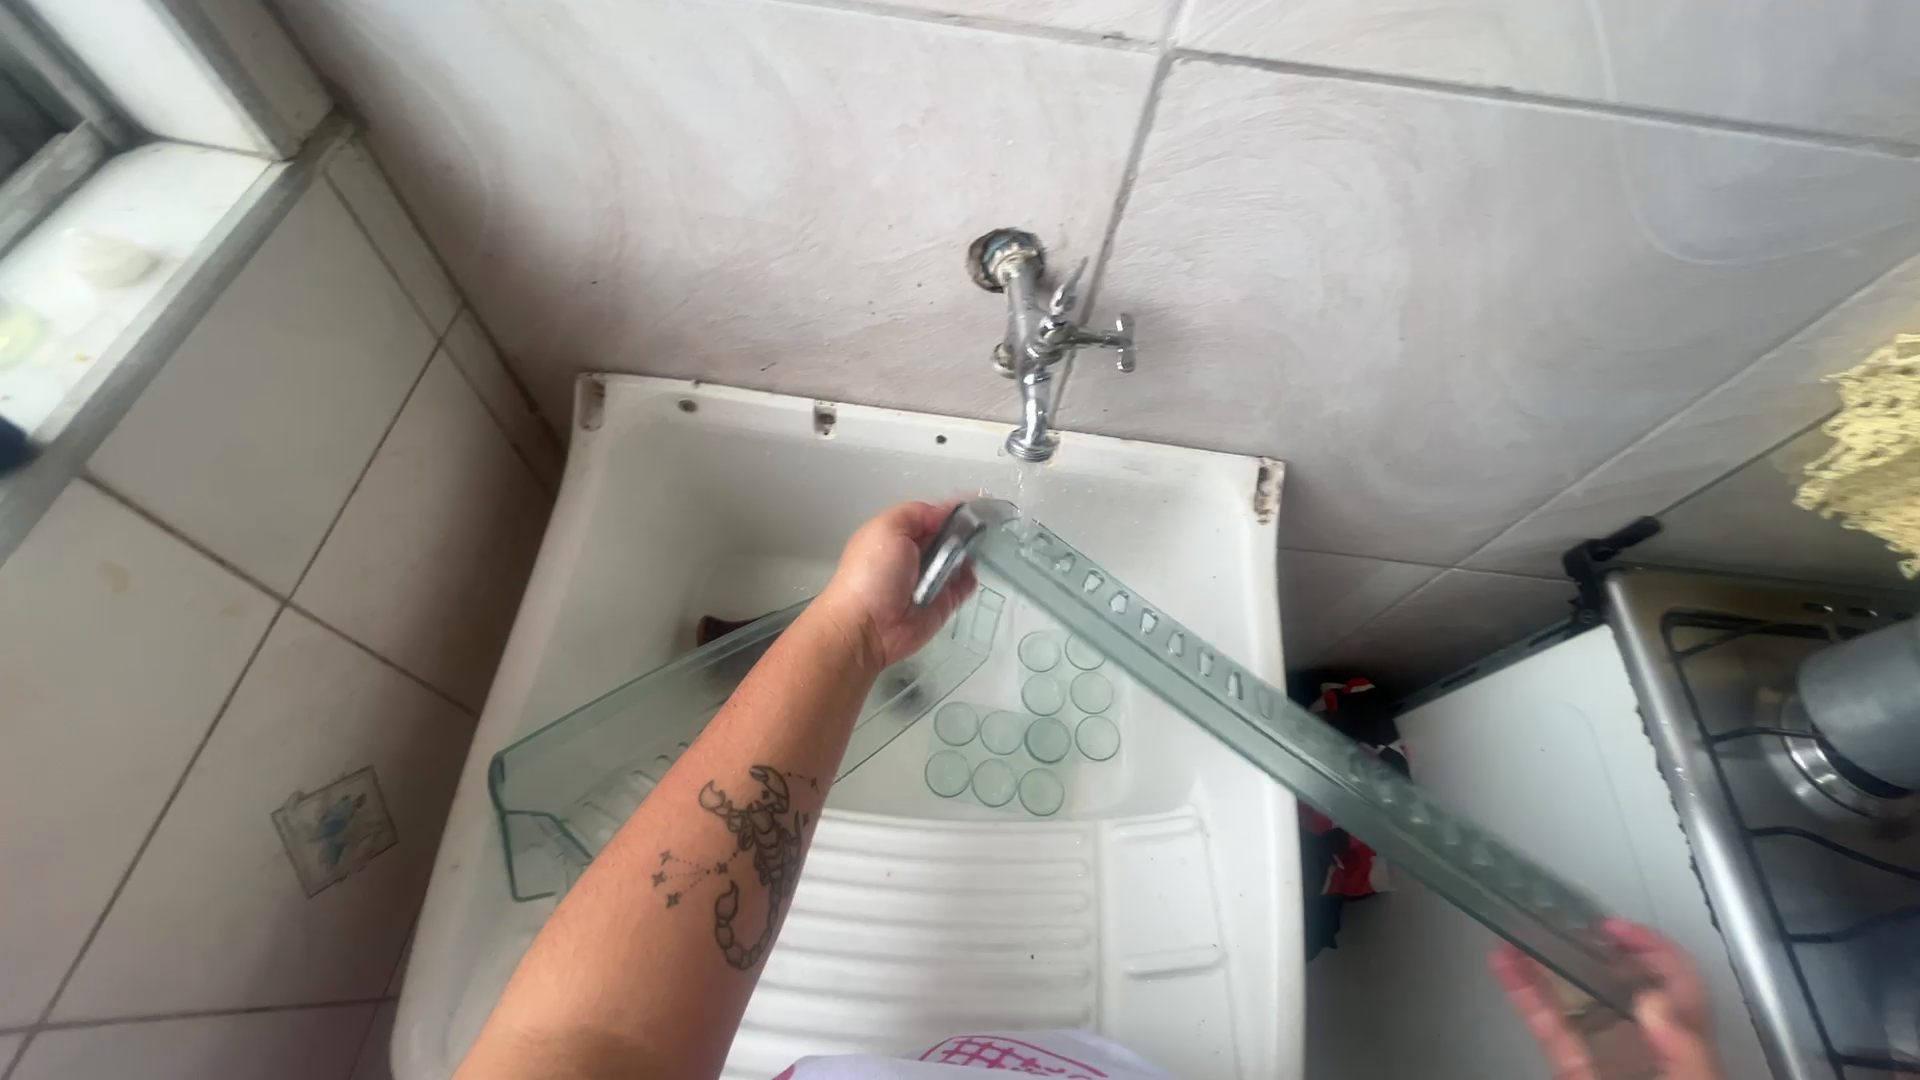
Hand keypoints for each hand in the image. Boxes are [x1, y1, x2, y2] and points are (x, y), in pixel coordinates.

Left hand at [814, 501, 976, 671]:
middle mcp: (916, 554)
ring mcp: (932, 578)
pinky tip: (966, 573)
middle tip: (977, 528)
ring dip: (969, 553)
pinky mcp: (945, 602)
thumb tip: (945, 512)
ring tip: (971, 551)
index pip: (932, 514)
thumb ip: (918, 513)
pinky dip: (969, 578)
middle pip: (951, 534)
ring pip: (961, 558)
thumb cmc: (873, 573)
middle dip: (966, 529)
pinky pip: (965, 584)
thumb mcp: (888, 527)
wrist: (867, 627)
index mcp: (898, 534)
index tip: (976, 501)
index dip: (953, 508)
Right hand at [1490, 920, 1721, 1079]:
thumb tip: (1654, 1000)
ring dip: (1548, 964)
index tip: (1613, 927)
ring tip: (1520, 931)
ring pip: (1582, 1002)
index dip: (1654, 952)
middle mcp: (1655, 1050)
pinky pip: (1552, 1030)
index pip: (1682, 991)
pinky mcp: (1577, 1072)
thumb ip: (1686, 1057)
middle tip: (1563, 921)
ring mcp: (1613, 1060)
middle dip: (1594, 949)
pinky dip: (1528, 995)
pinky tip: (1505, 964)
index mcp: (1692, 1055)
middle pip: (1629, 988)